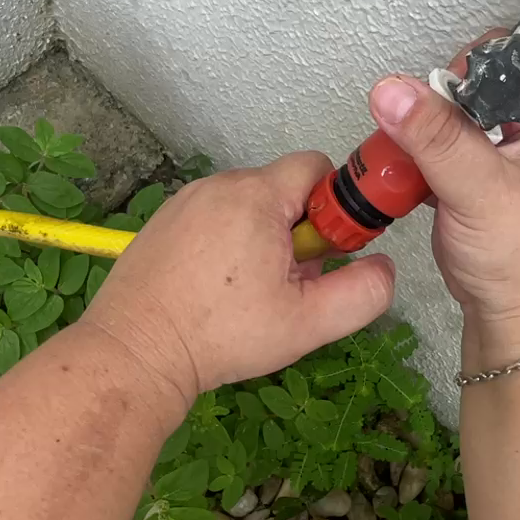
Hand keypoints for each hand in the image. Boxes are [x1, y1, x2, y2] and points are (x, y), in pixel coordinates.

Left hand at [78, 153, 396, 414]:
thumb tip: (384, 267)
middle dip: (298, 229)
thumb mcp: (308, 322)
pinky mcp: (164, 220)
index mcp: (256, 196)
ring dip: (262, 237)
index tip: (324, 253)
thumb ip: (362, 292)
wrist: (135, 352)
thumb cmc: (222, 335)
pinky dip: (226, 242)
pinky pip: (214, 216)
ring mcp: (186, 200)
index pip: (317, 167)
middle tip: (286, 282)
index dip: (333, 207)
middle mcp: (219, 185)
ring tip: (248, 291)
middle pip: (282, 189)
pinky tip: (215, 288)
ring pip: (248, 204)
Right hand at [367, 72, 519, 370]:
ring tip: (401, 156)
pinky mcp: (466, 186)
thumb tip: (393, 90)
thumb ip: (437, 137)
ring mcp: (492, 162)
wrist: (514, 322)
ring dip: (418, 136)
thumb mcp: (481, 188)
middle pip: (468, 91)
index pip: (508, 62)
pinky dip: (413, 162)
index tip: (436, 95)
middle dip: (432, 106)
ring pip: (445, 125)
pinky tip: (401, 177)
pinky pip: (432, 156)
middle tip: (413, 132)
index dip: (469, 68)